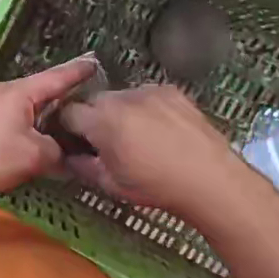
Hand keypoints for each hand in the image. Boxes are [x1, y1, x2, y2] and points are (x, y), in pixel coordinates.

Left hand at [0, 57, 100, 201]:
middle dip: (62, 97)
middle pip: (40, 91)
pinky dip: (24, 124)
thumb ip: (57, 150)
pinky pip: (8, 117)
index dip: (79, 71)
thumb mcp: (35, 157)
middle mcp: (2, 91)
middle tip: (86, 102)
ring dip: (42, 115)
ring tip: (62, 124)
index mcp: (20, 92)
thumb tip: (61, 151)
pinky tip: (30, 139)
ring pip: (23, 106)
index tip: (95, 61)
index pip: (57, 77)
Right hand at [59, 85, 273, 224]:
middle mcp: (122, 97)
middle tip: (105, 142)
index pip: (68, 112)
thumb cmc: (156, 187)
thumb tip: (68, 157)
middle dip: (93, 118)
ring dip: (119, 112)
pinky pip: (146, 96)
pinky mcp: (171, 91)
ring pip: (120, 97)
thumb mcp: (110, 184)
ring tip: (136, 137)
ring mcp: (149, 91)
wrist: (211, 180)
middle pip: (93, 100)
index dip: (67, 128)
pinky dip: (144, 109)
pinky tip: (158, 130)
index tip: (76, 143)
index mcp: (102, 120)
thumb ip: (82, 166)